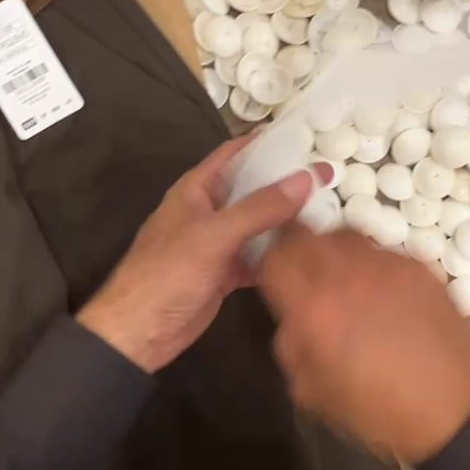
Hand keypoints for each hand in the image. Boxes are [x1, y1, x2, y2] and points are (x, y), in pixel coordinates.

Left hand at [78, 135, 326, 372]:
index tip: (305, 137)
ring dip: (286, 220)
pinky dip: (278, 255)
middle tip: (329, 176)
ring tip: (329, 211)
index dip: (267, 143)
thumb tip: (305, 179)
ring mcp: (217, 244)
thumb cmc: (168, 273)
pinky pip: (256, 257)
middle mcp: (208, 211)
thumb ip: (259, 208)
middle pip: (252, 189)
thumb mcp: (214, 235)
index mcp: (197, 189)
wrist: (139, 332)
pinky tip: (306, 253)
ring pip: (258, 224)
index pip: (235, 154)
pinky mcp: (225, 274)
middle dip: (286, 183)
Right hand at [258, 224, 469, 461]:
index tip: (274, 277)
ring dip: (333, 251)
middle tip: (303, 273)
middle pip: (306, 235)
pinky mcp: (420, 267)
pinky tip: (381, 292)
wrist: (451, 411)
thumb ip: (291, 343)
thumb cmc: (375, 409)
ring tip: (341, 277)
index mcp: (314, 308)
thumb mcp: (311, 390)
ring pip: (345, 235)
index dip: (268, 264)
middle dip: (296, 251)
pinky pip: (382, 251)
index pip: (275, 257)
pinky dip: (371, 264)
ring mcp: (387, 266)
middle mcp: (347, 275)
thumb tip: (292, 317)